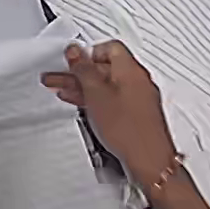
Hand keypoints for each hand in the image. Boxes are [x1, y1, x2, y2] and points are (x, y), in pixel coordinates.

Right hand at [41, 41, 179, 186]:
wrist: (149, 161)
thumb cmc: (129, 129)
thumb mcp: (95, 93)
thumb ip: (83, 69)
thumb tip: (75, 51)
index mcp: (130, 70)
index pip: (109, 47)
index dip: (87, 52)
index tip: (71, 60)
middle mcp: (137, 81)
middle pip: (105, 67)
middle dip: (80, 71)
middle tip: (60, 76)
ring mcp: (138, 98)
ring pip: (106, 84)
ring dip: (83, 86)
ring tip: (63, 90)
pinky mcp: (136, 114)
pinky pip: (112, 99)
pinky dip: (95, 99)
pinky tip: (82, 105)